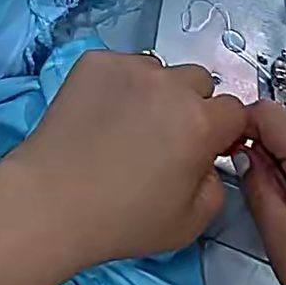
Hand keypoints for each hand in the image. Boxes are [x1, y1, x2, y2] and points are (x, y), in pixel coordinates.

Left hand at [2, 51, 247, 267]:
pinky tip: (99, 113)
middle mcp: (171, 84)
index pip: (233, 109)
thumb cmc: (122, 219)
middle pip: (198, 81)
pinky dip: (117, 84)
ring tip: (125, 124)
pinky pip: (120, 65)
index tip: (206, 144)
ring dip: (154, 90)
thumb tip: (208, 161)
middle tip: (163, 134)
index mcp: (200, 122)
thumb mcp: (189, 223)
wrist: (52, 200)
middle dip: (191, 103)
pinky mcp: (96, 60)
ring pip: (158, 70)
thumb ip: (216, 185)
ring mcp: (131, 66)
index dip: (222, 129)